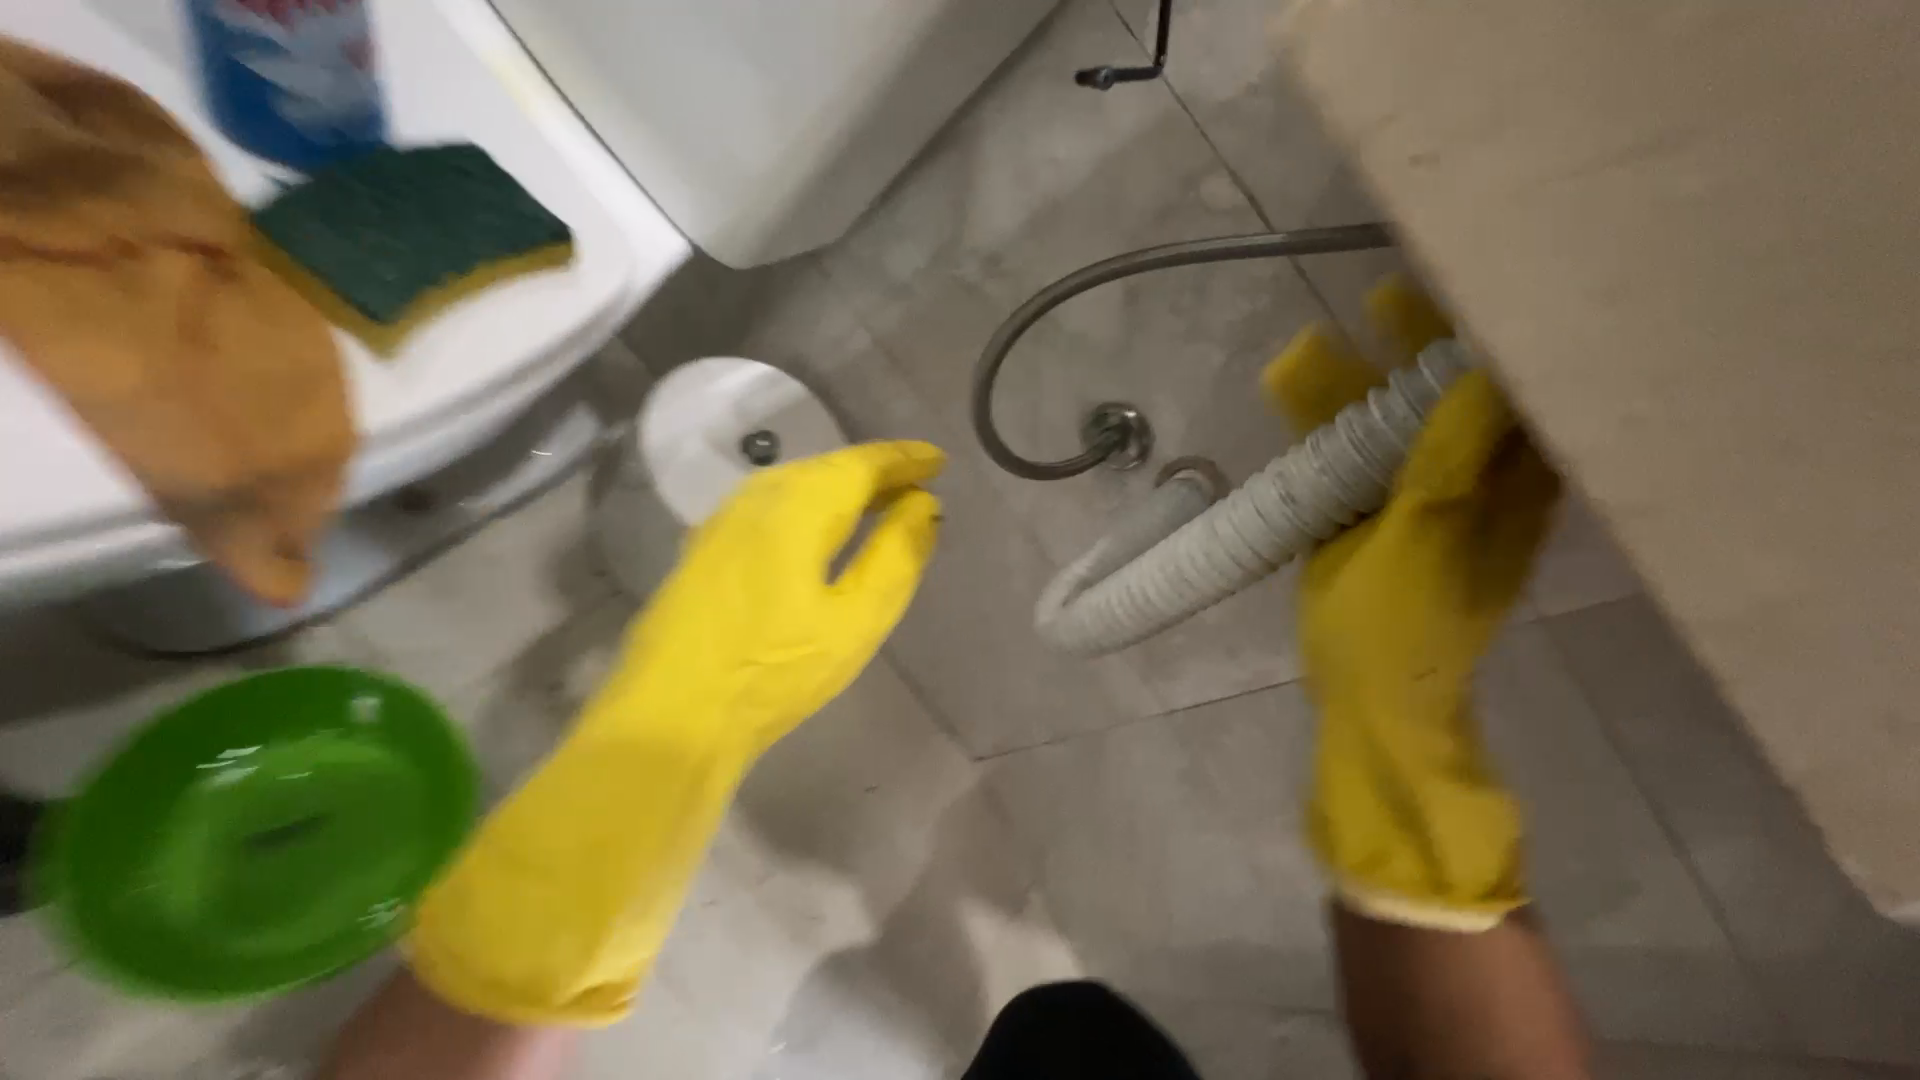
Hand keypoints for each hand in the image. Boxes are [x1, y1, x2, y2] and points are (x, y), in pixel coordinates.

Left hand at [595, 439, 945, 754]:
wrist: (669, 719)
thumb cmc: (773, 674)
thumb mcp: (856, 621)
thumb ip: (897, 556)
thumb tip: (923, 505)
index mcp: (795, 507)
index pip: (860, 464)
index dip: (903, 459)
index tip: (939, 461)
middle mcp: (754, 499)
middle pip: (826, 467)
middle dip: (874, 470)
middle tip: (917, 482)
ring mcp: (721, 522)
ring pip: (794, 485)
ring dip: (841, 487)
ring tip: (878, 502)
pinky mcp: (704, 549)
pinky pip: (771, 506)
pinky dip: (809, 506)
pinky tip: (820, 531)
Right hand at [1265, 282, 1559, 930]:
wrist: (1366, 701)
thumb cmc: (1403, 632)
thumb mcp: (1427, 545)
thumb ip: (1448, 464)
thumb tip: (1479, 375)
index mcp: (1510, 494)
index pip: (1508, 398)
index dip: (1486, 343)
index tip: (1463, 290)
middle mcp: (1468, 489)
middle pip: (1445, 402)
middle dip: (1418, 350)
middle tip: (1385, 295)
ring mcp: (1411, 505)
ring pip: (1386, 428)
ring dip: (1357, 384)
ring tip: (1318, 337)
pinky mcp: (1364, 519)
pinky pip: (1347, 459)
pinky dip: (1322, 427)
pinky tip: (1293, 394)